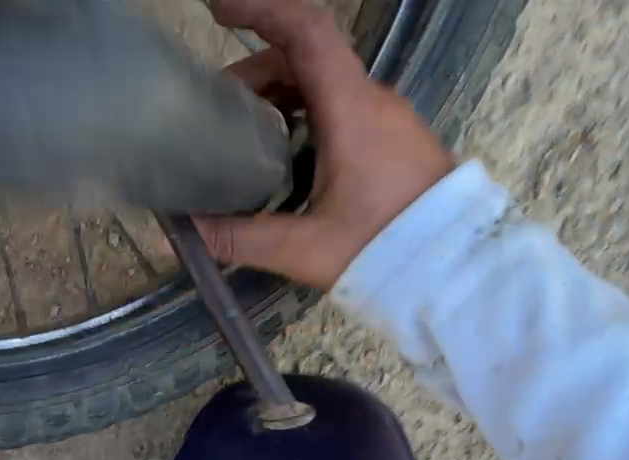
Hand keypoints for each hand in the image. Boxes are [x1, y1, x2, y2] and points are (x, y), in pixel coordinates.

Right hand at [195, 0, 456, 289]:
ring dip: (271, 95)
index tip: (218, 8)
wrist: (451, 266)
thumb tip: (177, 237)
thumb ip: (237, 239)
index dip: (261, 11)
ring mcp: (379, 118)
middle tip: (207, 105)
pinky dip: (293, 116)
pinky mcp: (382, 140)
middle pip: (303, 58)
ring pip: (318, 83)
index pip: (306, 33)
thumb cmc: (381, 248)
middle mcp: (368, 101)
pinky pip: (332, 107)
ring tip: (230, 134)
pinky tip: (268, 157)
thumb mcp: (301, 247)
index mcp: (350, 110)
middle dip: (251, 70)